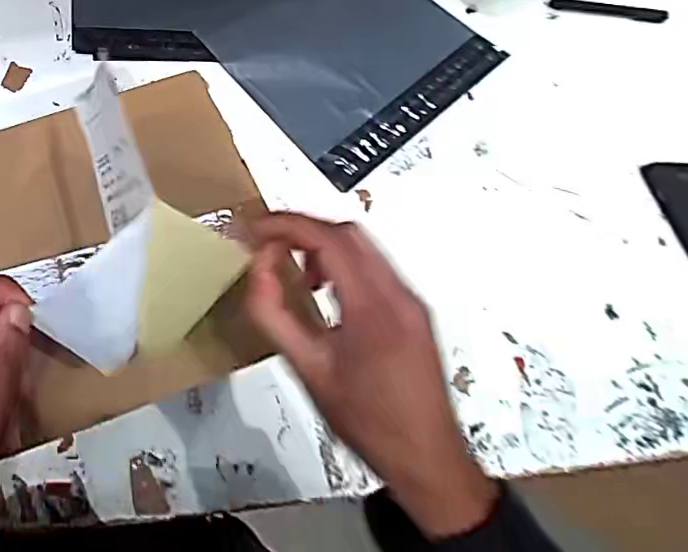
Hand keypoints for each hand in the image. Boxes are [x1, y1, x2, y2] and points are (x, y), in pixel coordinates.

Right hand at [244, 212, 499, 539]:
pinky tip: (323, 286)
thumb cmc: (371, 424)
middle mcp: (398, 294)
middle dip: (302, 228)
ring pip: (362, 245)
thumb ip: (275, 315)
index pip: (328, 239)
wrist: (430, 462)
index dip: (287, 225)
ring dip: (322, 244)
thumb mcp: (310, 371)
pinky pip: (374, 265)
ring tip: (291, 264)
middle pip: (346, 233)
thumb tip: (257, 270)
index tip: (258, 229)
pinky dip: (342, 261)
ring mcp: (410, 299)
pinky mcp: (414, 309)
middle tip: (269, 240)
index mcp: (373, 308)